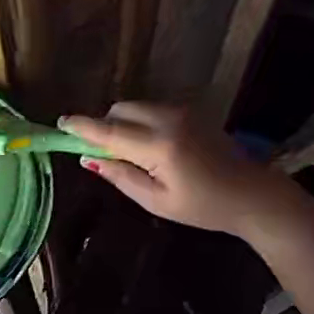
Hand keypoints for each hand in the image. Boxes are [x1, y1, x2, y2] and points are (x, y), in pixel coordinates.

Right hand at [59, 103, 291, 236]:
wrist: (253, 194)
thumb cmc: (204, 207)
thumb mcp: (157, 201)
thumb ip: (120, 176)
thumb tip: (88, 158)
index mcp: (160, 146)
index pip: (110, 131)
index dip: (83, 126)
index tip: (61, 122)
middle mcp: (169, 119)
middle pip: (120, 109)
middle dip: (105, 125)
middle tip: (105, 153)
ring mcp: (182, 111)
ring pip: (135, 106)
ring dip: (123, 123)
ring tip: (134, 154)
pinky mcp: (190, 110)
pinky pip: (152, 108)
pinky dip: (140, 121)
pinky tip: (152, 147)